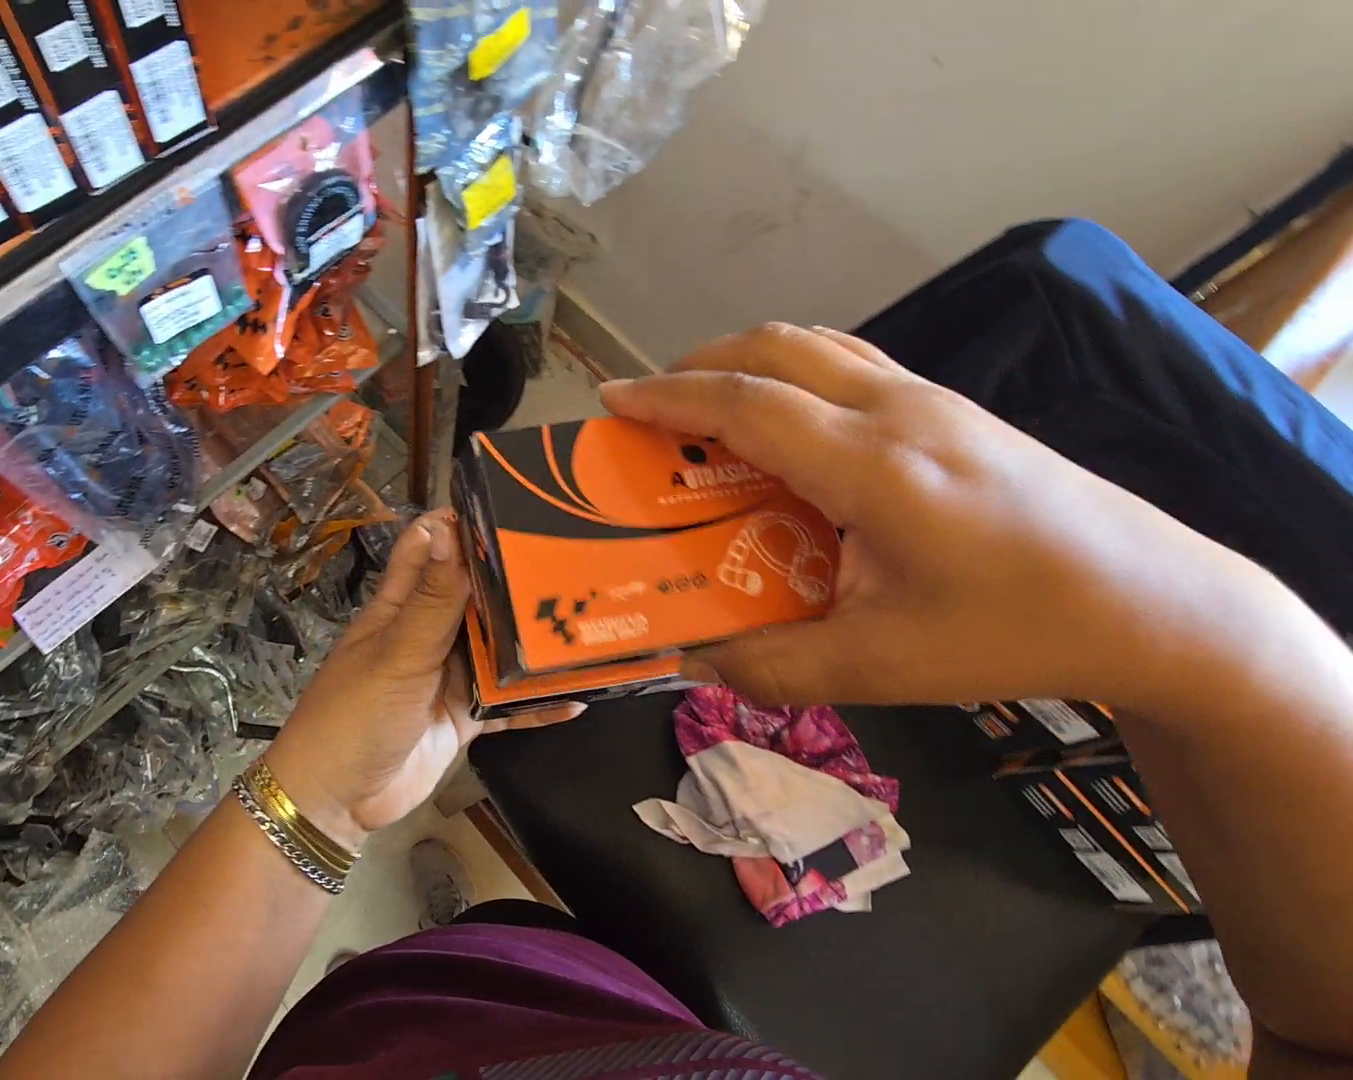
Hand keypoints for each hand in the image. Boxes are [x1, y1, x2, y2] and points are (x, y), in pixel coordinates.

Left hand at [264, 509, 584, 848]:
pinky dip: (536, 703)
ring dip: (533, 641)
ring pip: (497, 648)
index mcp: (401, 607)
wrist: (338, 799)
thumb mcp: (397, 654)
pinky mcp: (464, 716)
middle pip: (474, 595)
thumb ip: (431, 600)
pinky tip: (578, 697)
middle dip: (513, 579)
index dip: (459, 523)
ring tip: (592, 621)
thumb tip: (451, 528)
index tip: (511, 503)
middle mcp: (427, 634)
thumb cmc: (356, 715)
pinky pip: (507, 705)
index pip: (427, 548)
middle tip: (576, 559)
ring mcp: (447, 676)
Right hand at [601, 323, 1281, 709]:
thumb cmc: (1016, 630)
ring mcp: (933, 400)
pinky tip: (787, 424)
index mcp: (873, 466)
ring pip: (816, 345)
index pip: (747, 405)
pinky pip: (850, 363)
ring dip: (745, 361)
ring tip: (705, 406)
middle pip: (776, 349)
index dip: (669, 397)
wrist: (1162, 605)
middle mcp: (899, 411)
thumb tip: (691, 662)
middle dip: (697, 364)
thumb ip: (772, 665)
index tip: (611, 399)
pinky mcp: (953, 410)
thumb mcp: (882, 667)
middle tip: (650, 407)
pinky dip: (791, 371)